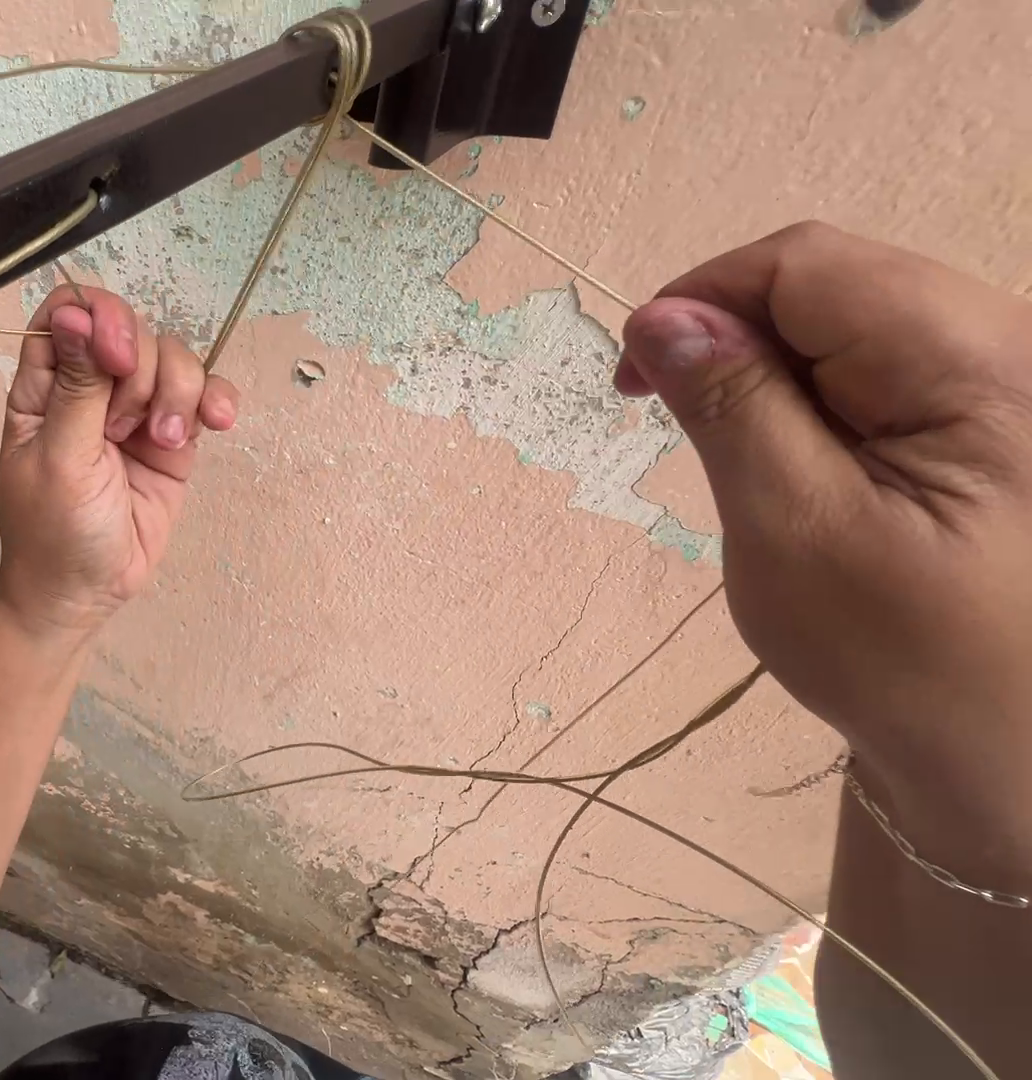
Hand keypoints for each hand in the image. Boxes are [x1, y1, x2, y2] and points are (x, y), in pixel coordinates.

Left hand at [0, 285, 238, 636]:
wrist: (86, 593)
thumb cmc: (54, 533)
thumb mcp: (61, 459)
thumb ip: (77, 387)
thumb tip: (75, 314)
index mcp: (43, 389)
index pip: (67, 316)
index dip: (97, 318)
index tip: (117, 356)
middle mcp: (89, 391)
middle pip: (129, 332)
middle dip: (141, 370)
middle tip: (127, 425)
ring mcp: (133, 413)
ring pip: (171, 360)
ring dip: (178, 393)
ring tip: (164, 443)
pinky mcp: (171, 439)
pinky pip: (201, 397)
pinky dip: (214, 400)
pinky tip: (218, 423)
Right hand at [615, 222, 1031, 844]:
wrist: (1016, 751)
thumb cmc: (902, 653)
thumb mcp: (793, 527)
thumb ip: (730, 408)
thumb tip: (658, 316)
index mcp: (988, 368)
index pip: (810, 264)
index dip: (700, 298)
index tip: (634, 379)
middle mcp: (1016, 349)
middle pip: (834, 280)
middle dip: (726, 331)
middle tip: (664, 413)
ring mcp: (1010, 383)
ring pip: (848, 319)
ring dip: (759, 366)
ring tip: (730, 448)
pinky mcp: (991, 417)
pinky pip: (873, 363)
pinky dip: (798, 393)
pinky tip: (784, 452)